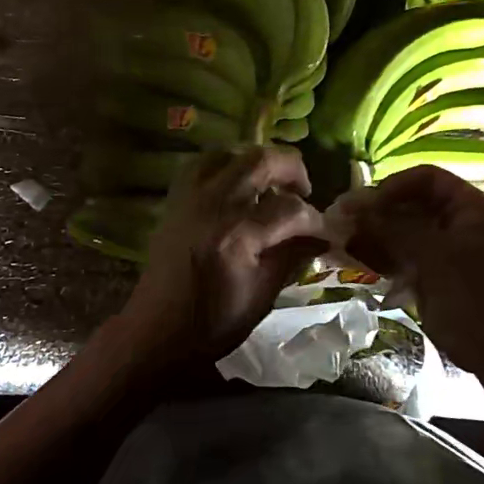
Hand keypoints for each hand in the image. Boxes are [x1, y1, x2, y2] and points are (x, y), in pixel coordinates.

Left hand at [119, 146, 327, 366]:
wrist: (158, 330)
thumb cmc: (213, 322)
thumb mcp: (263, 295)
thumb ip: (293, 256)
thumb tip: (322, 236)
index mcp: (236, 235)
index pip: (291, 209)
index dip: (315, 219)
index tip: (325, 232)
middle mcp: (212, 205)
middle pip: (261, 160)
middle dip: (292, 170)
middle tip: (303, 192)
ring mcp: (190, 197)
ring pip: (230, 153)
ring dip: (257, 163)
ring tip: (270, 186)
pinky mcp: (175, 200)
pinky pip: (203, 164)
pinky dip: (226, 167)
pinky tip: (238, 187)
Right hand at [344, 166, 483, 374]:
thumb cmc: (480, 302)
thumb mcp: (435, 259)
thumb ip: (394, 228)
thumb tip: (352, 205)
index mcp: (473, 209)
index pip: (426, 179)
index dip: (390, 187)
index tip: (358, 207)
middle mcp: (466, 228)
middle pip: (415, 209)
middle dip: (377, 218)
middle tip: (338, 232)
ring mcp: (458, 259)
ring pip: (411, 241)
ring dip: (378, 244)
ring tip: (342, 253)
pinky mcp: (449, 288)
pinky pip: (415, 268)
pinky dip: (391, 268)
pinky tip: (367, 275)